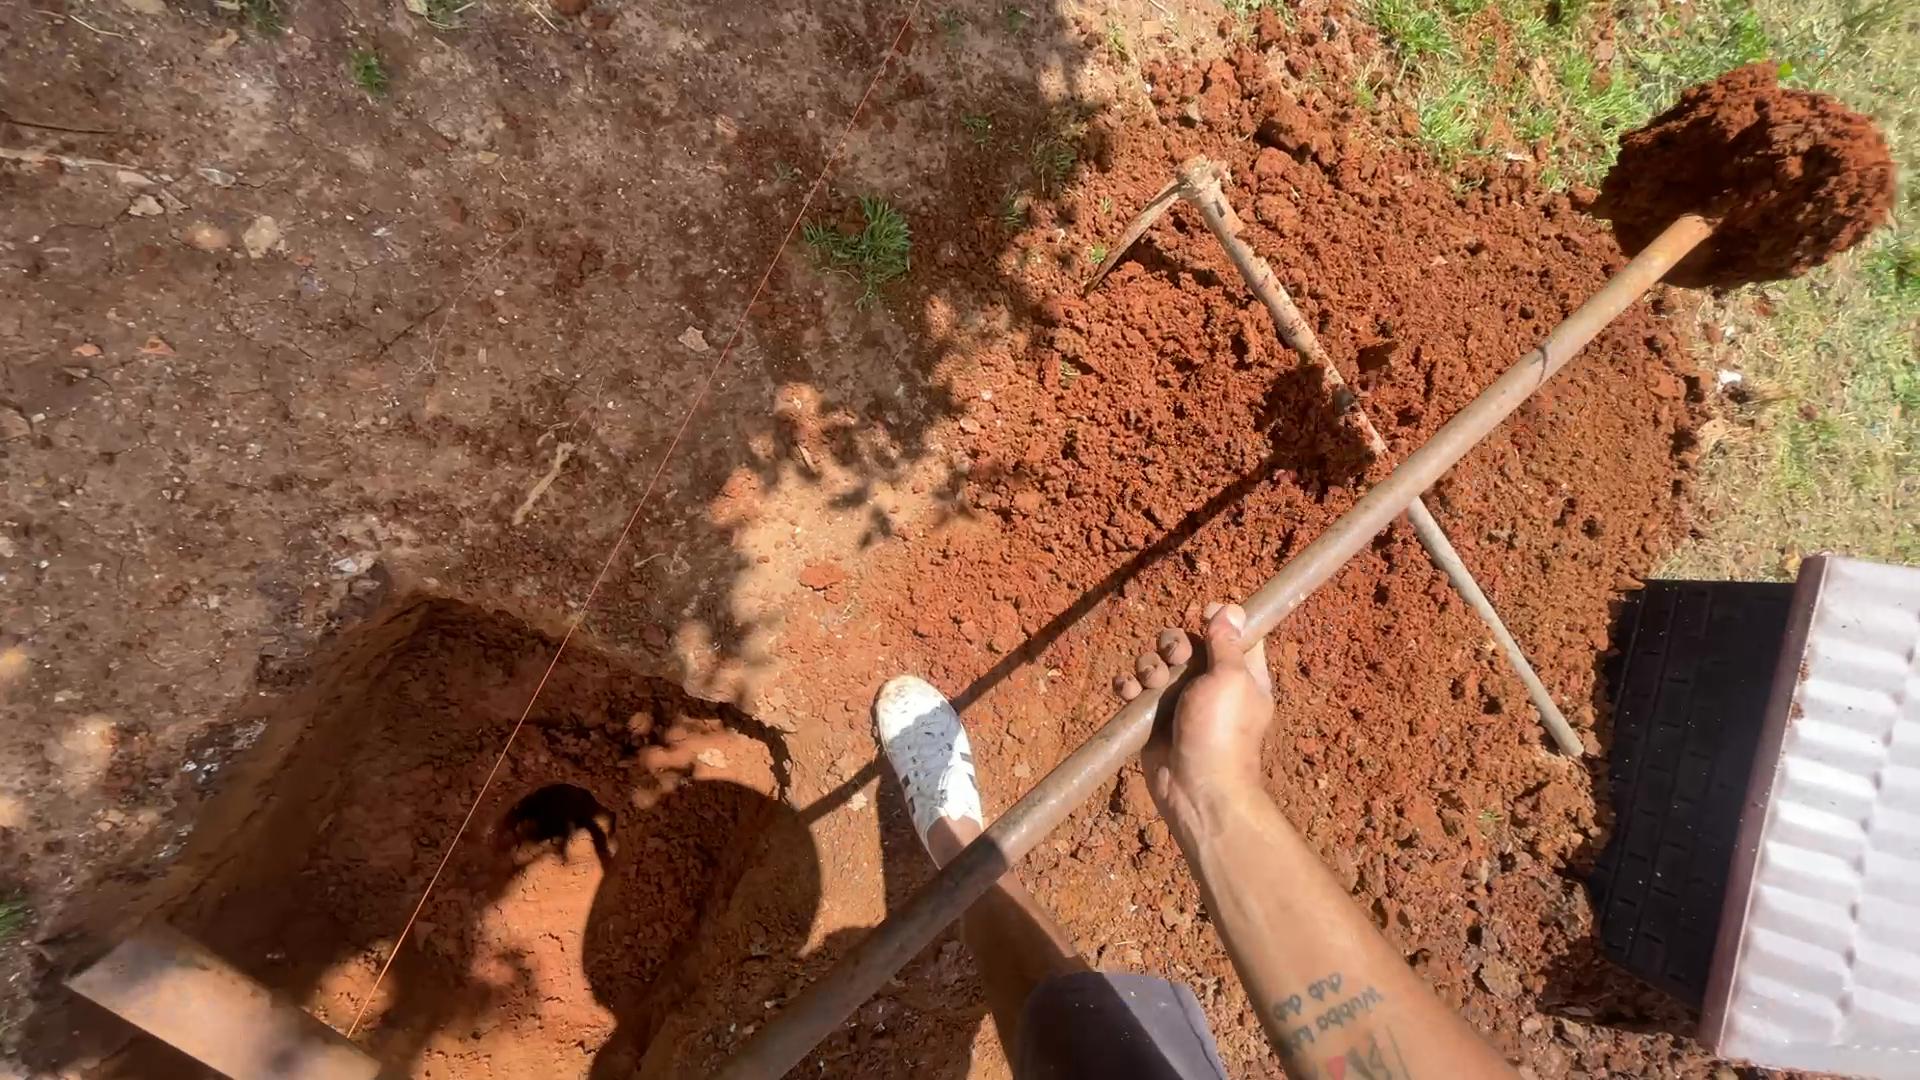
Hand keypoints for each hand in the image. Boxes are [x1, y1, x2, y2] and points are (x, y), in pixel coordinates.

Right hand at [1116, 602, 1274, 810]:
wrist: (1196, 787)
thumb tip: (1229, 608)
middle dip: (1172, 644)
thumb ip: (1226, 641)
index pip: (1233, 636)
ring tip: (1152, 684)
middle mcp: (1209, 685)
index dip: (1217, 622)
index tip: (1204, 617)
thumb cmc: (1222, 732)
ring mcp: (1178, 701)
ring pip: (1155, 663)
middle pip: (1185, 644)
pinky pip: (1134, 689)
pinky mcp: (1151, 717)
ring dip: (1148, 666)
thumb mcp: (1231, 678)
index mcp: (1240, 675)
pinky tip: (1128, 693)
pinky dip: (1128, 687)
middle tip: (1175, 658)